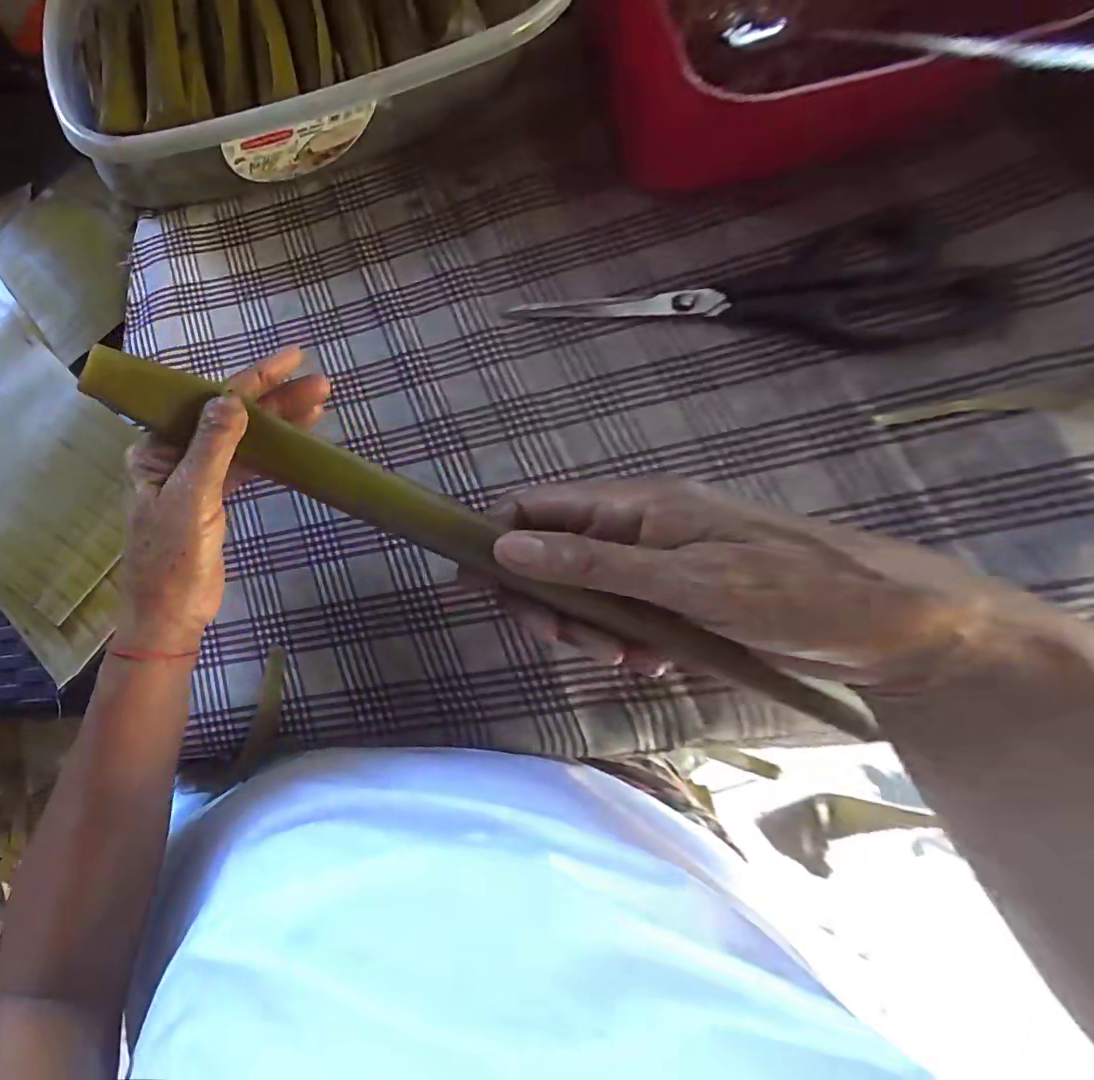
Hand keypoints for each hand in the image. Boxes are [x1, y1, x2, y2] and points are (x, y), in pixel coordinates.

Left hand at [118, 349, 329, 654]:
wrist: (170, 615)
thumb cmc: (171, 559)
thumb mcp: (191, 498)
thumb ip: (211, 447)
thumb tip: (230, 398)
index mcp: (155, 449)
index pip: (206, 403)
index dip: (250, 379)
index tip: (292, 358)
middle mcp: (172, 456)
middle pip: (227, 417)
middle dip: (272, 399)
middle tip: (320, 384)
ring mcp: (195, 477)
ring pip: (240, 440)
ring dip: (277, 425)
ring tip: (319, 404)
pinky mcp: (213, 500)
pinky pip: (245, 466)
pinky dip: (270, 454)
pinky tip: (297, 441)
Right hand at [484, 476, 1052, 697]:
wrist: (911, 633)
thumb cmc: (799, 595)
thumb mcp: (687, 582)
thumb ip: (591, 564)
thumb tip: (503, 548)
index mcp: (632, 506)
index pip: (532, 508)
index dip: (492, 540)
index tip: (471, 586)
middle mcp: (632, 527)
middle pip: (546, 556)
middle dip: (545, 601)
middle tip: (565, 642)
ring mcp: (651, 562)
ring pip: (578, 590)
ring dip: (585, 627)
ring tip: (625, 658)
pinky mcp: (669, 595)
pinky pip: (616, 613)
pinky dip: (619, 639)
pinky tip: (649, 661)